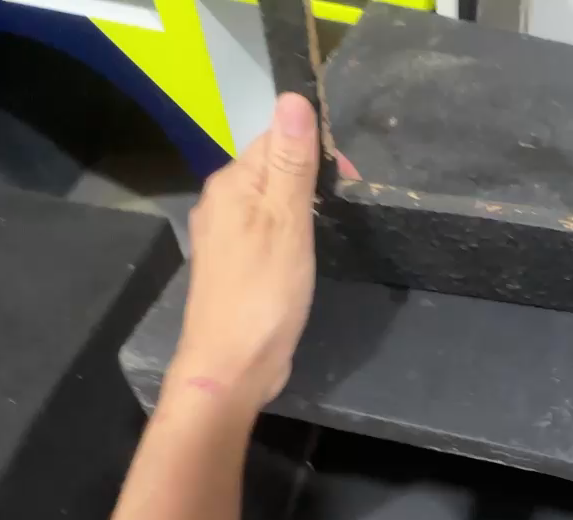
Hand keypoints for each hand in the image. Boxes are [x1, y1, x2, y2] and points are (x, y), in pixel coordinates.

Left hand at [166, 92, 322, 415]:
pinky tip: (303, 259)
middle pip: (271, 170)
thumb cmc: (264, 296)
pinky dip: (288, 237)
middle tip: (345, 211)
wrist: (231, 366)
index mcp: (232, 184)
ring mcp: (224, 238)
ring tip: (328, 234)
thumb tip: (294, 99)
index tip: (351, 182)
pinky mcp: (234, 269)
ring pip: (268, 205)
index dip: (315, 151)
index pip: (275, 139)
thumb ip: (291, 165)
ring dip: (300, 210)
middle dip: (309, 179)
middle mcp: (221, 203)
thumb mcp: (287, 225)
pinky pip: (264, 235)